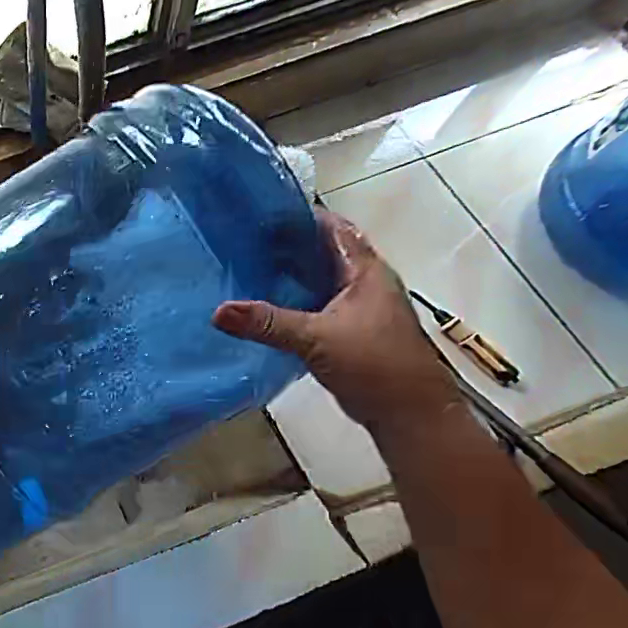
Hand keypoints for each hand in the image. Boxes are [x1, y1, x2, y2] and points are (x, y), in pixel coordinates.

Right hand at [213, 210, 455, 429]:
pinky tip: (270, 310)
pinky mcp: (353, 332)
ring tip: (250, 271)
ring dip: (293, 276)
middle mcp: (365, 282)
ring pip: (321, 281)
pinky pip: (320, 306)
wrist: (409, 413)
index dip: (299, 216)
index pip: (331, 227)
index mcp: (365, 269)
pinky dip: (297, 303)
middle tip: (245, 243)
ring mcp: (361, 308)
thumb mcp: (315, 339)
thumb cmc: (373, 364)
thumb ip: (268, 323)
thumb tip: (218, 312)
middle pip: (324, 252)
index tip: (260, 213)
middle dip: (289, 246)